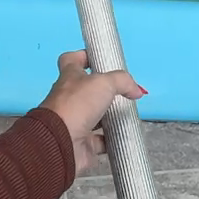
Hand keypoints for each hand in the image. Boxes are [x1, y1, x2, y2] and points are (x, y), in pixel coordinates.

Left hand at [37, 50, 146, 172]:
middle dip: (103, 90)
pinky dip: (111, 139)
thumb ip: (122, 81)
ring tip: (127, 113)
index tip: (100, 59)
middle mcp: (69, 97)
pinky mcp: (81, 142)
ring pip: (94, 115)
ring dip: (109, 115)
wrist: (62, 142)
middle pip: (86, 89)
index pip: (71, 60)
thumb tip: (136, 90)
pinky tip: (123, 135)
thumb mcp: (104, 83)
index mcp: (69, 76)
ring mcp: (74, 120)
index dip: (84, 56)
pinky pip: (99, 140)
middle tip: (122, 91)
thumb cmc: (77, 104)